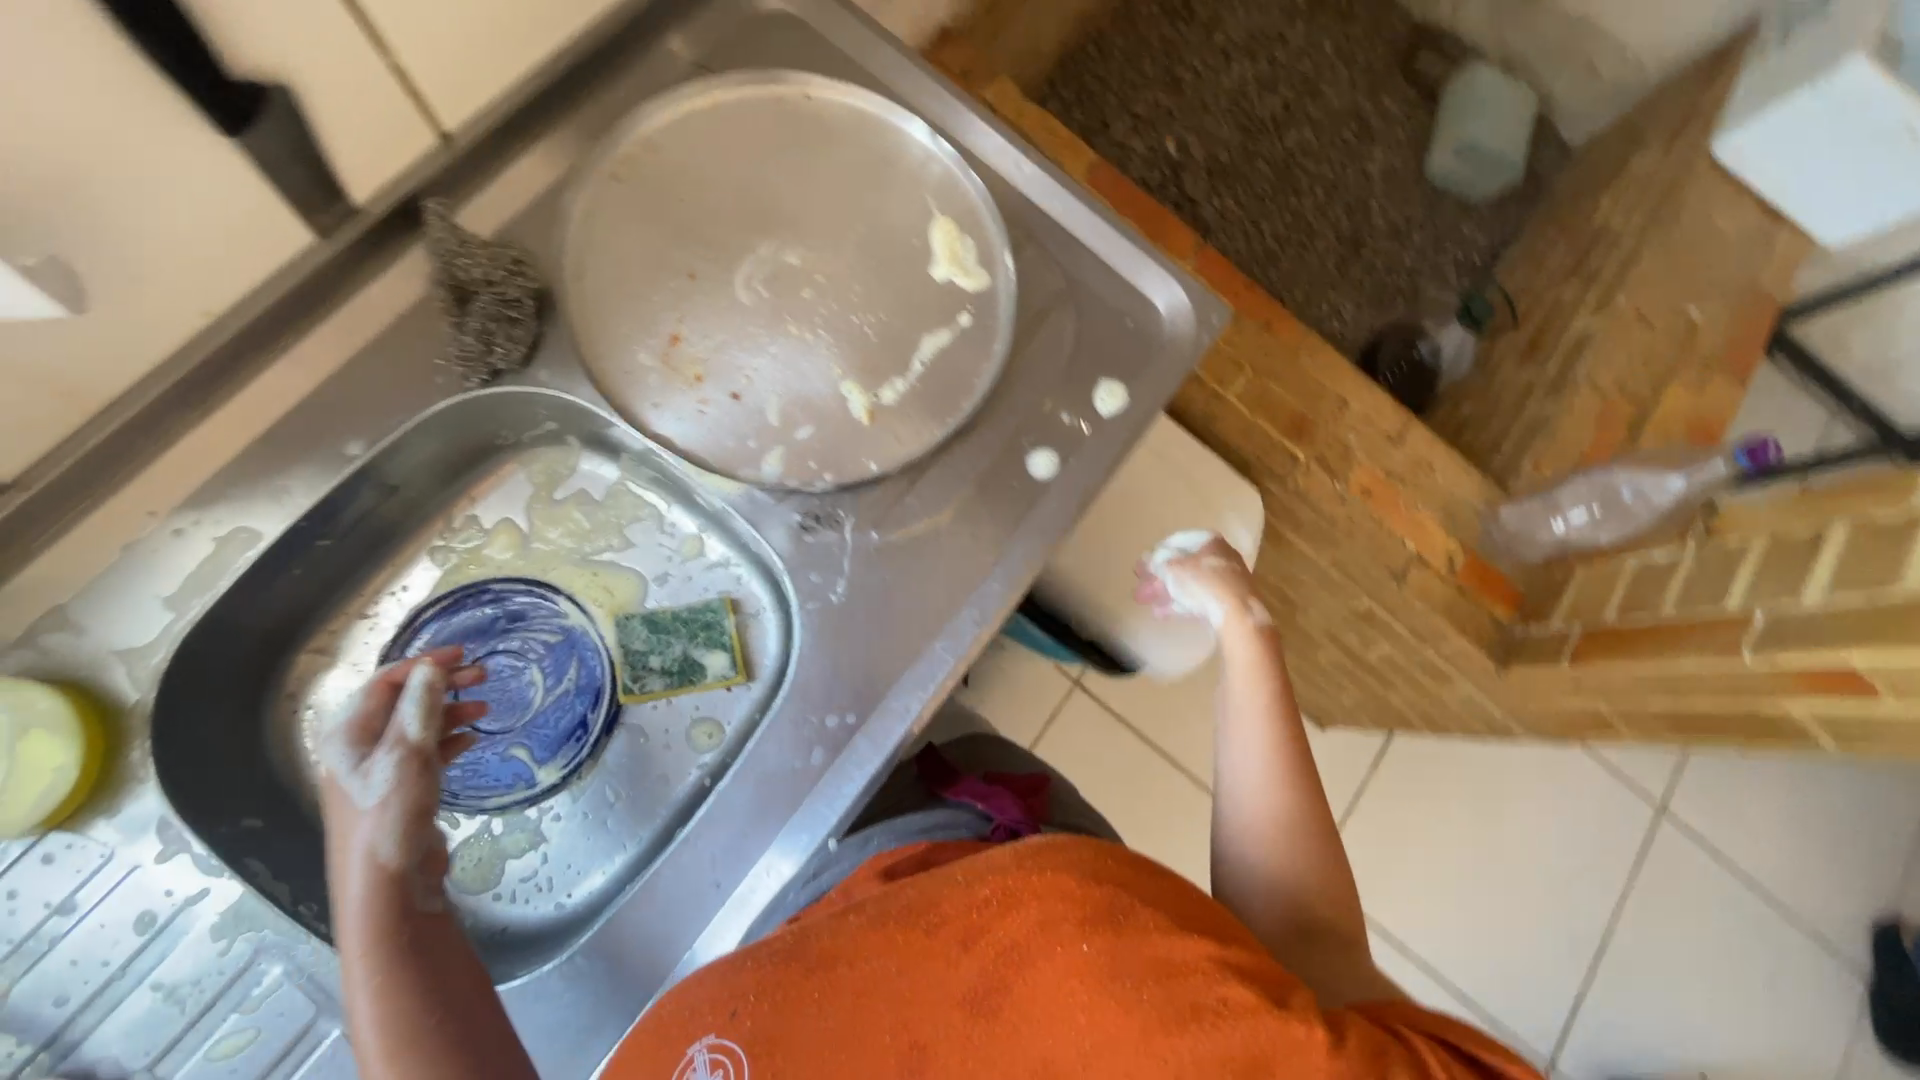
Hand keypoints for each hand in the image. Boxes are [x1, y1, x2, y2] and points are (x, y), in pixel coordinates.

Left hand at [317, 647, 485, 912]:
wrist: (388, 883)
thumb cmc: (391, 814)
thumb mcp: (408, 755)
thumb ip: (421, 707)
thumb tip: (432, 667)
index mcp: (349, 735)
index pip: (386, 682)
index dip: (424, 664)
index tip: (464, 654)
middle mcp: (359, 748)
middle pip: (403, 701)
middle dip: (442, 685)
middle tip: (483, 676)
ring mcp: (379, 771)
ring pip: (418, 725)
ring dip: (451, 712)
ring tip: (486, 709)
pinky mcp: (400, 790)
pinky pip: (426, 752)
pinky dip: (449, 740)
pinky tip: (472, 740)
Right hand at [1133, 534, 1265, 630]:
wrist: (1236, 614)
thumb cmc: (1202, 582)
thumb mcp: (1172, 568)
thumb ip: (1157, 561)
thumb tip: (1146, 558)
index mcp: (1208, 541)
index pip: (1175, 541)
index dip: (1154, 554)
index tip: (1141, 568)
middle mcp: (1218, 555)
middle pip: (1181, 564)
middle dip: (1158, 577)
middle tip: (1140, 590)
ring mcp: (1225, 579)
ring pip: (1188, 582)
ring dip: (1165, 592)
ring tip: (1147, 603)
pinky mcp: (1227, 600)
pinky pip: (1198, 598)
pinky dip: (1180, 603)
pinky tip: (1163, 613)